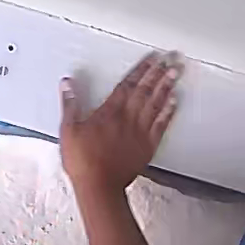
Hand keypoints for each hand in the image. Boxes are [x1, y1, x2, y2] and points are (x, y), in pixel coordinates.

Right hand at [58, 51, 182, 197]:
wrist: (99, 186)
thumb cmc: (83, 161)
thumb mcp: (68, 130)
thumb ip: (70, 104)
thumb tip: (68, 83)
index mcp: (109, 112)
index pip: (127, 84)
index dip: (140, 69)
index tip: (152, 58)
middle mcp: (128, 118)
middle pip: (145, 90)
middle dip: (158, 73)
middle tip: (171, 59)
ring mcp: (140, 132)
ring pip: (156, 104)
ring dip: (166, 87)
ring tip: (176, 74)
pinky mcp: (147, 146)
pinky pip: (161, 125)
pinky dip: (168, 112)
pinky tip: (174, 102)